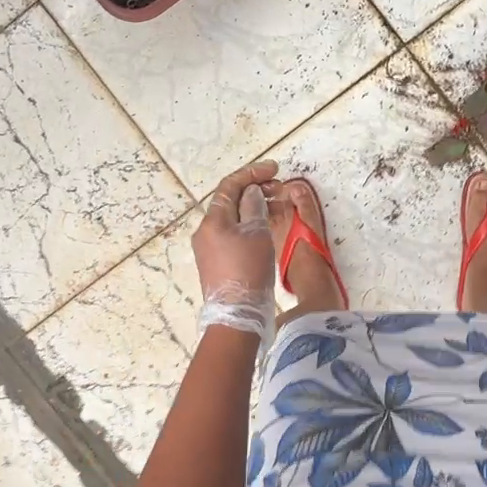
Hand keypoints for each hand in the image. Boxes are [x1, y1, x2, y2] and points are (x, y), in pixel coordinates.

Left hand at [191, 160, 278, 337]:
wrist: (237, 316)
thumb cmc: (248, 270)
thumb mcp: (256, 234)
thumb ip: (254, 207)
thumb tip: (251, 192)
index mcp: (212, 221)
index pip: (230, 186)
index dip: (253, 173)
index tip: (275, 169)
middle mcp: (206, 232)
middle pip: (231, 201)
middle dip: (255, 190)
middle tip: (280, 189)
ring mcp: (210, 249)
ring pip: (234, 219)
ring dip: (255, 208)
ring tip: (279, 208)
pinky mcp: (217, 263)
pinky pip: (234, 234)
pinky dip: (250, 225)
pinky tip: (267, 228)